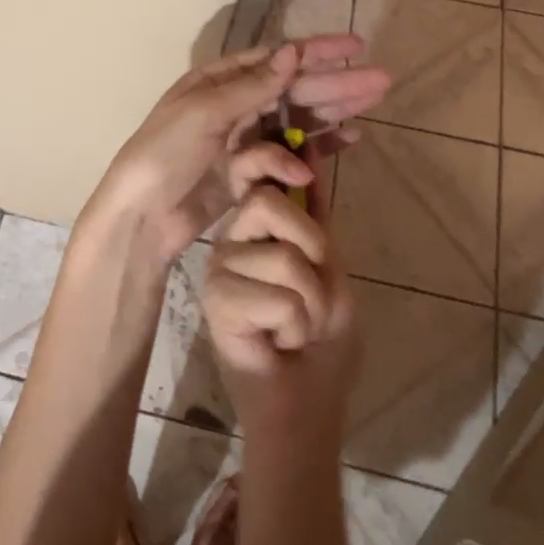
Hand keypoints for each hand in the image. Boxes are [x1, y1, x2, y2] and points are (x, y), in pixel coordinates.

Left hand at [79, 35, 386, 262]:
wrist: (143, 214)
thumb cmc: (166, 154)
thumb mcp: (205, 112)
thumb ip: (251, 86)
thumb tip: (292, 51)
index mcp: (219, 81)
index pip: (276, 59)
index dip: (317, 52)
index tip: (357, 48)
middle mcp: (234, 104)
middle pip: (294, 88)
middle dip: (337, 83)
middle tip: (382, 82)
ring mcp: (243, 138)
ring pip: (297, 118)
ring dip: (333, 111)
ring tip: (373, 107)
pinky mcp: (251, 171)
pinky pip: (291, 151)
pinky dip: (318, 145)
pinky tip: (348, 139)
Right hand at [202, 178, 358, 421]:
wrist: (305, 399)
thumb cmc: (319, 336)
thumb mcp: (328, 264)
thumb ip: (315, 212)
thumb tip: (305, 144)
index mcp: (255, 227)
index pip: (255, 173)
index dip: (271, 160)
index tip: (300, 161)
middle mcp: (231, 239)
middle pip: (268, 203)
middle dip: (311, 248)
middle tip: (312, 289)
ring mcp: (219, 268)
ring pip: (284, 258)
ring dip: (312, 303)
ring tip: (296, 326)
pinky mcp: (215, 301)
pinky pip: (278, 298)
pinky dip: (297, 327)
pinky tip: (277, 341)